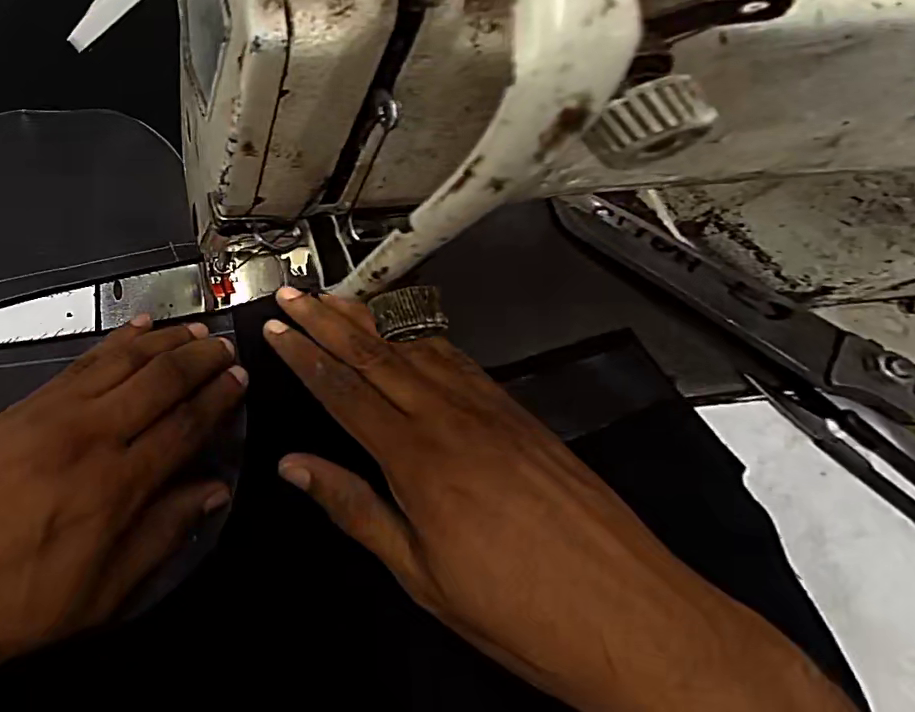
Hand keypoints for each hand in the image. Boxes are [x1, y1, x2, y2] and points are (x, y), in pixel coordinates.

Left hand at [0, 317, 246, 711]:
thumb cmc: (7, 603)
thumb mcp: (97, 595)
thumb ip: (161, 535)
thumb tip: (210, 493)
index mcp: (115, 485)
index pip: (184, 427)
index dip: (217, 401)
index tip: (238, 381)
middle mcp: (91, 435)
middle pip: (160, 381)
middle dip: (199, 360)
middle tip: (225, 347)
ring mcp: (55, 411)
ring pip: (125, 360)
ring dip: (164, 341)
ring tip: (193, 330)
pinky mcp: (27, 403)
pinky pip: (83, 360)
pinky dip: (117, 341)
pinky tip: (136, 330)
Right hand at [263, 287, 854, 711]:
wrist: (636, 619)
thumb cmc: (524, 611)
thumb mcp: (420, 575)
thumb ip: (354, 508)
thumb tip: (296, 468)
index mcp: (416, 460)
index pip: (341, 389)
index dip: (303, 354)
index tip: (278, 329)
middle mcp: (448, 420)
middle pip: (372, 353)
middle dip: (325, 319)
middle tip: (295, 294)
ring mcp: (486, 409)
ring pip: (413, 347)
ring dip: (370, 319)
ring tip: (338, 299)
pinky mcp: (516, 412)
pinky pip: (458, 360)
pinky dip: (423, 337)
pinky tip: (410, 331)